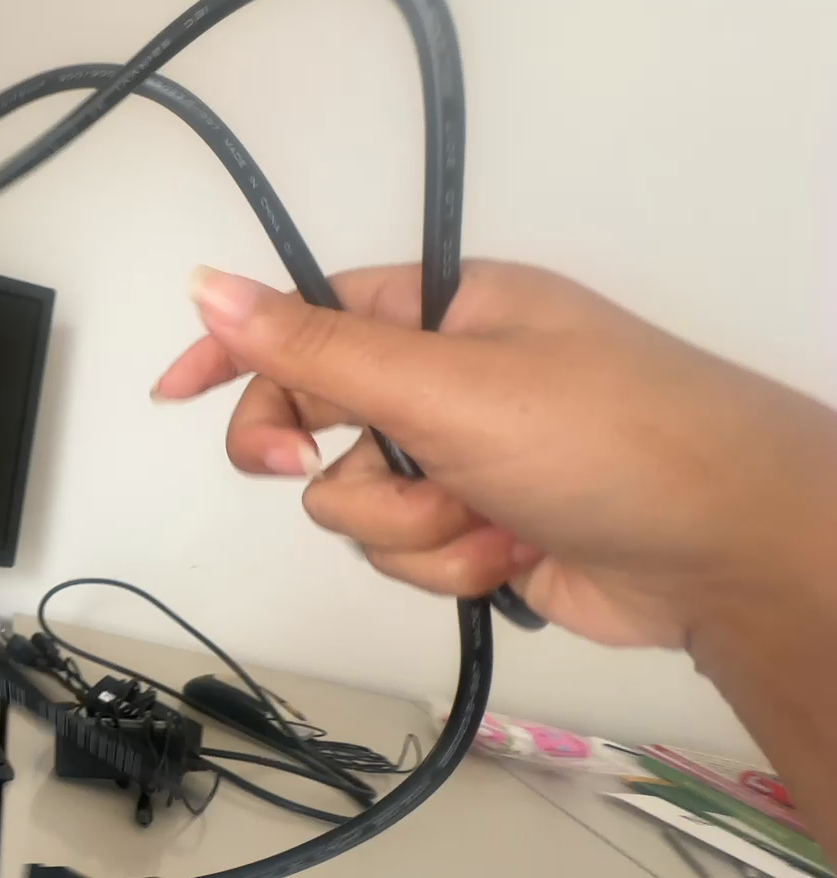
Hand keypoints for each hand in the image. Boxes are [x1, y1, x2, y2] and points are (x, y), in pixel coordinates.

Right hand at [153, 261, 836, 648]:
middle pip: (305, 420)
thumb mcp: (442, 386)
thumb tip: (211, 291)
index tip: (172, 390)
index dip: (228, 351)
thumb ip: (312, 349)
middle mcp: (432, 382)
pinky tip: (501, 549)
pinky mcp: (455, 522)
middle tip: (305, 467)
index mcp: (435, 317)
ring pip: (342, 498)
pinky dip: (434, 558)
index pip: (299, 321)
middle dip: (312, 459)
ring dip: (398, 522)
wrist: (731, 561)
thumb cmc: (610, 442)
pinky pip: (388, 545)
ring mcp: (443, 455)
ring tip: (479, 515)